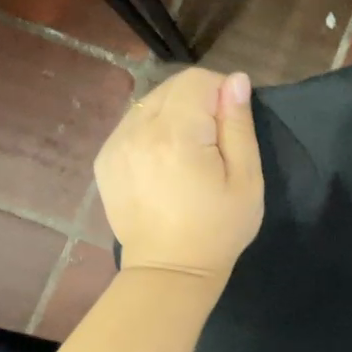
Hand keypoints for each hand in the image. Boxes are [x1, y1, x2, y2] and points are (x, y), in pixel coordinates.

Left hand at [95, 68, 263, 286]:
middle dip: (199, 102)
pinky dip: (154, 130)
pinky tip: (166, 162)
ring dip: (175, 115)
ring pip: (150, 102)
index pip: (198, 80)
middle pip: (172, 86)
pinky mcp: (105, 158)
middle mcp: (138, 131)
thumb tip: (237, 81)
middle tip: (215, 143)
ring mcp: (115, 144)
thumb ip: (239, 126)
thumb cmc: (219, 228)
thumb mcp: (246, 179)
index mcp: (177, 135)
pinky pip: (133, 123)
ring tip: (189, 153)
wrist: (169, 270)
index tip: (233, 125)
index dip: (223, 93)